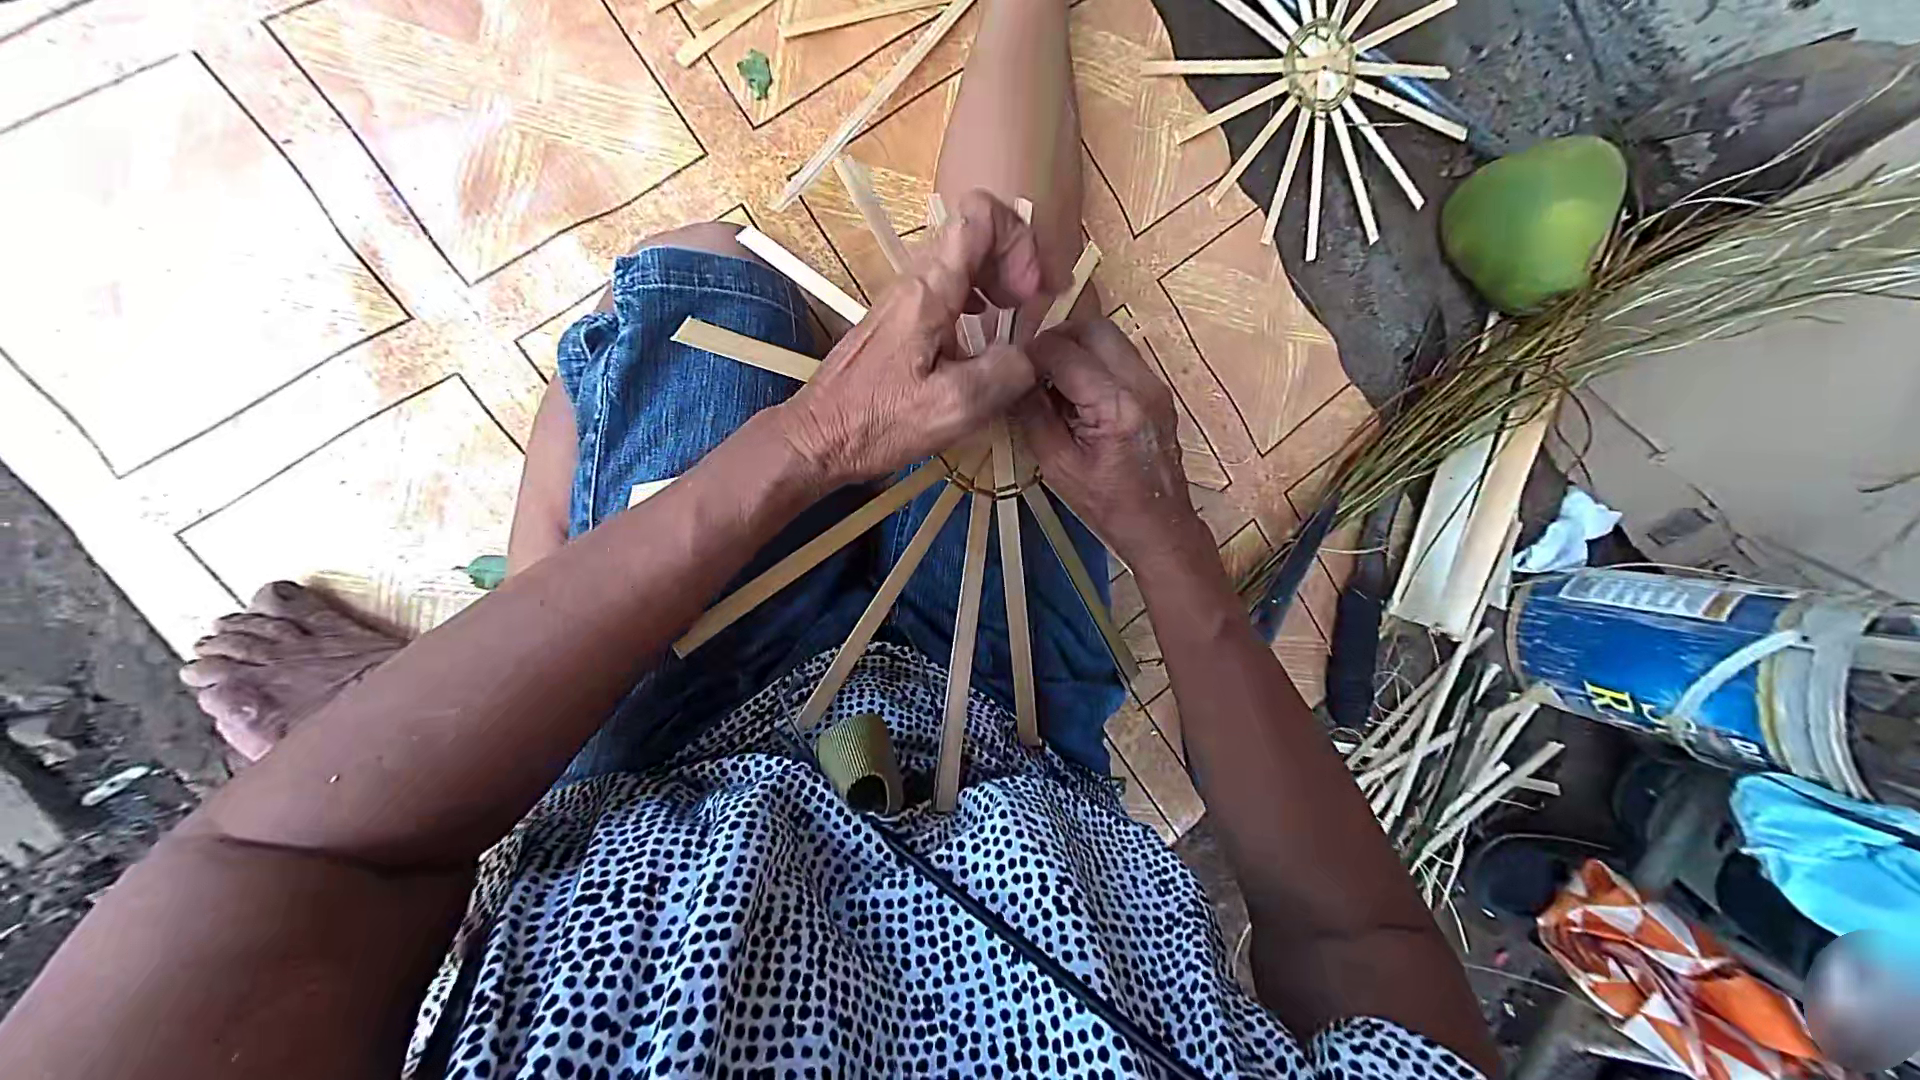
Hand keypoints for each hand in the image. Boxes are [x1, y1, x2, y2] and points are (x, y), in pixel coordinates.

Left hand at [775, 190, 1052, 484]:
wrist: (817, 438)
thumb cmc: (878, 424)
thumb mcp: (954, 406)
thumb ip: (1006, 372)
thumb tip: (1034, 355)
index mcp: (928, 291)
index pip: (979, 215)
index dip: (1019, 241)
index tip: (1030, 293)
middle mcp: (914, 284)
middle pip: (975, 235)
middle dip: (1015, 263)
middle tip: (1029, 309)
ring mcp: (904, 302)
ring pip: (962, 264)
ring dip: (998, 283)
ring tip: (1013, 323)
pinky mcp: (899, 325)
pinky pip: (948, 293)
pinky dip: (977, 304)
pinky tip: (982, 341)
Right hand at [1015, 318, 1206, 566]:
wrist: (1158, 524)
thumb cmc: (1105, 504)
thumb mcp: (1057, 464)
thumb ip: (1034, 415)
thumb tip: (1015, 380)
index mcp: (1115, 406)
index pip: (1064, 352)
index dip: (1032, 353)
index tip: (1012, 367)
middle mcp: (1141, 383)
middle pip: (1093, 327)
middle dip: (1057, 338)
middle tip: (1033, 365)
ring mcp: (1155, 383)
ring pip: (1110, 336)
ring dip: (1076, 347)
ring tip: (1052, 379)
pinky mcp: (1157, 389)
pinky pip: (1121, 356)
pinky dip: (1094, 361)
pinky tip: (1077, 392)